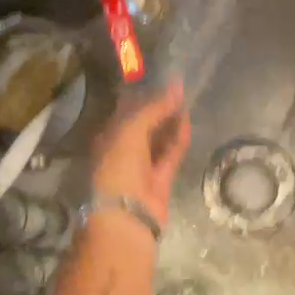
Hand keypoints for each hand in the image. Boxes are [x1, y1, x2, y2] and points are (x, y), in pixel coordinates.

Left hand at [89, 81, 191, 226]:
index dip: (141, 95)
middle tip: (177, 88)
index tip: (158, 79)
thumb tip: (176, 87)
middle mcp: (123, 150)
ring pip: (158, 139)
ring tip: (185, 100)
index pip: (124, 112)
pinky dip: (178, 138)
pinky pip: (170, 153)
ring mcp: (142, 166)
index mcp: (107, 138)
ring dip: (170, 121)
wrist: (126, 215)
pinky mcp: (160, 179)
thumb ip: (153, 109)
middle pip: (143, 124)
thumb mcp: (131, 131)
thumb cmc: (119, 168)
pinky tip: (187, 120)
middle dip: (157, 107)